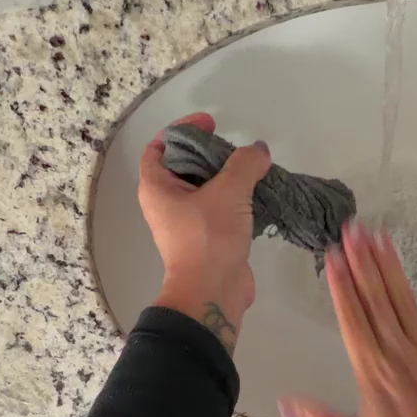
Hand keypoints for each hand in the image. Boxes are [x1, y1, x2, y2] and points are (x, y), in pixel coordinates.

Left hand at [137, 112, 272, 350]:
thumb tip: (260, 151)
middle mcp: (167, 204)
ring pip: (207, 192)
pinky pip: (222, 213)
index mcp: (157, 187)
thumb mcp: (228, 191)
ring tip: (254, 172)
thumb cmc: (209, 237)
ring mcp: (188, 225)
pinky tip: (259, 198)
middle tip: (238, 150)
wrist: (213, 292)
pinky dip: (238, 203)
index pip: (160, 146)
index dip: (184, 130)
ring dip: (229, 181)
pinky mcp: (210, 241)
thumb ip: (245, 164)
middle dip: (212, 155)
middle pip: (187, 167)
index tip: (211, 124)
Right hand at [281, 222, 416, 416]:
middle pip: (375, 299)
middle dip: (362, 261)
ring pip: (404, 300)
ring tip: (381, 236)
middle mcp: (396, 350)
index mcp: (372, 370)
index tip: (334, 256)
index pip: (352, 319)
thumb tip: (287, 405)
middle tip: (353, 227)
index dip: (341, 286)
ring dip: (392, 267)